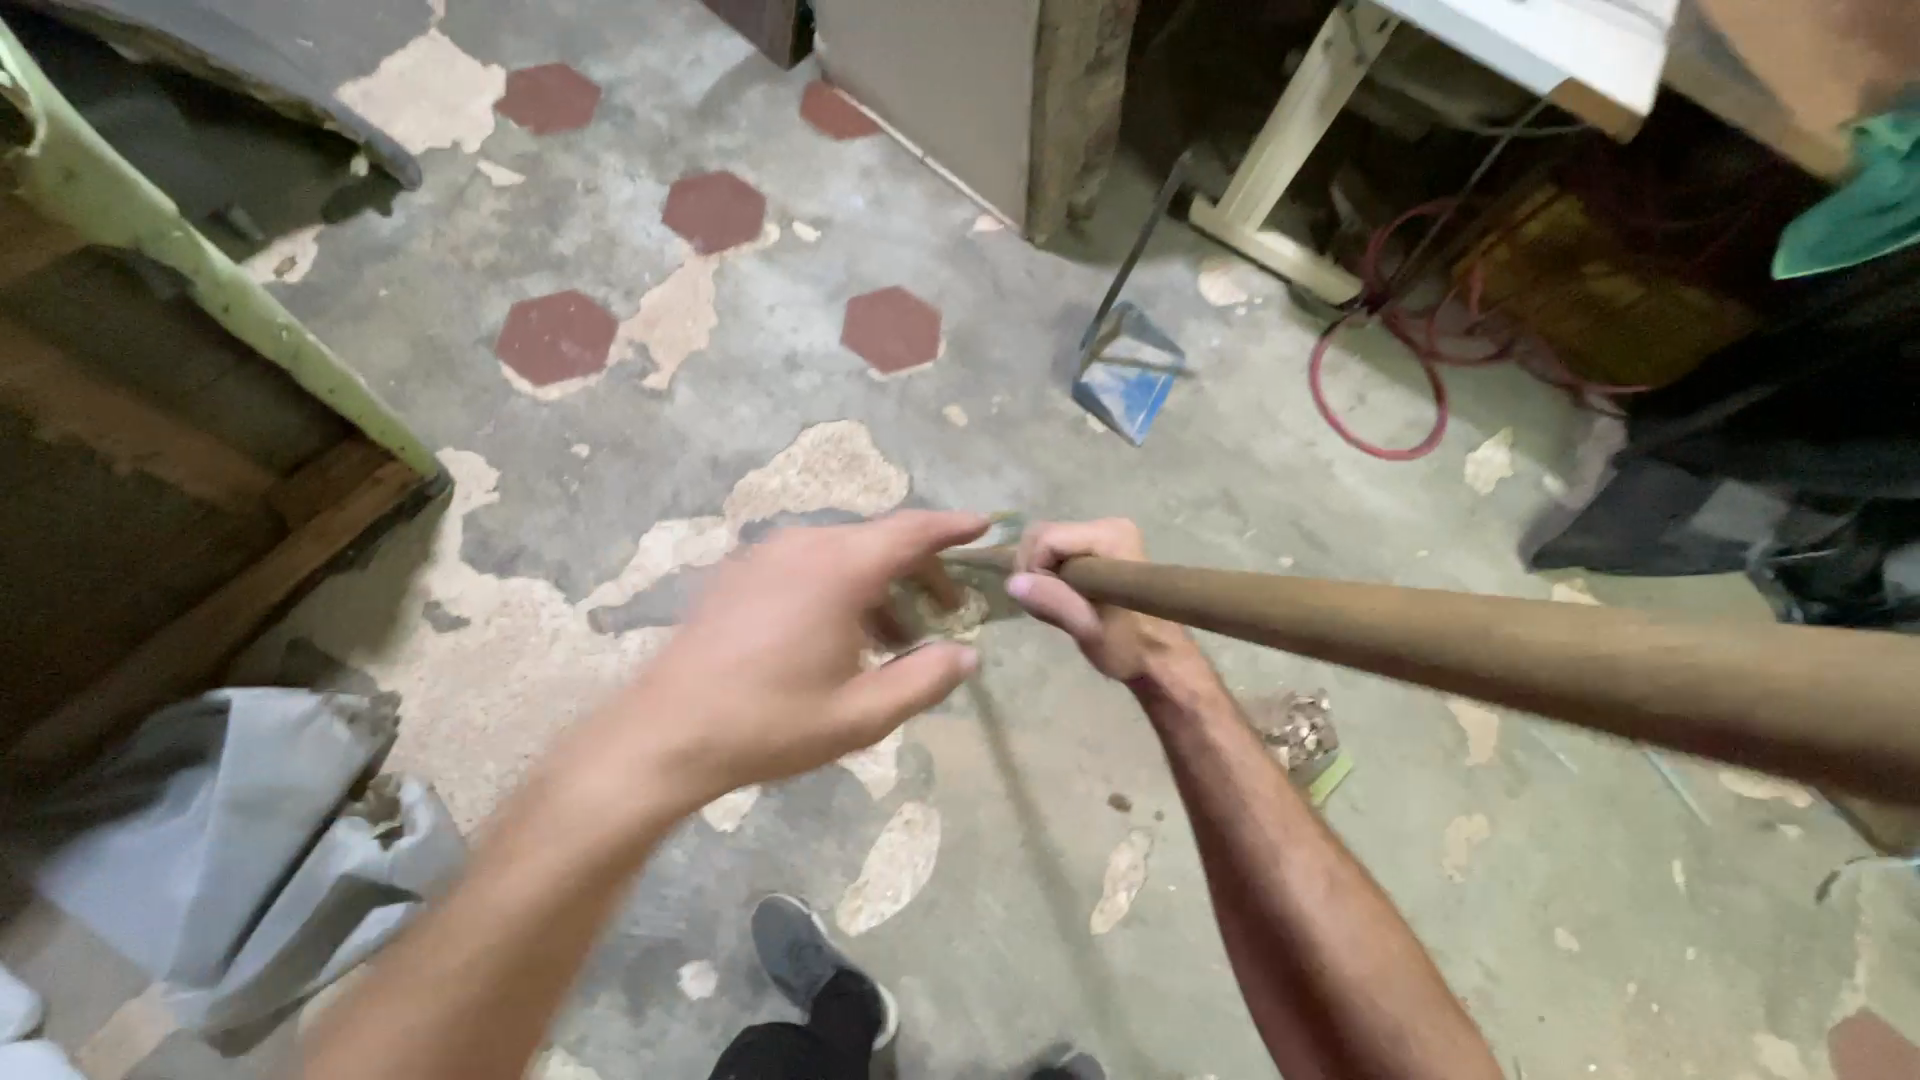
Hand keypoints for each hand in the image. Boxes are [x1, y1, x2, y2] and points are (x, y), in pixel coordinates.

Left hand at [562, 511, 987, 817]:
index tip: (984, 526)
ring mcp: (764, 555)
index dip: (952, 527)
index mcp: (839, 568)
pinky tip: (839, 635)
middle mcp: (804, 545)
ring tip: (895, 638)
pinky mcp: (738, 573)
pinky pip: (806, 564)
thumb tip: (967, 656)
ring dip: (878, 584)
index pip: (912, 530)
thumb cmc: (770, 723)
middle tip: (947, 611)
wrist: (665, 733)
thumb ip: (924, 681)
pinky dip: (840, 586)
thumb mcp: (861, 716)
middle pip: (879, 541)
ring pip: (841, 553)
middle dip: (920, 570)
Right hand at [1007, 519, 1201, 683]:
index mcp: (1110, 537)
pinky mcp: (1098, 548)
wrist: (1160, 659)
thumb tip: (1013, 582)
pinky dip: (1050, 576)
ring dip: (1041, 576)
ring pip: (1044, 545)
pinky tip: (1066, 600)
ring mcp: (1104, 534)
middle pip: (1041, 536)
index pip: (1045, 538)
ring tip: (1060, 608)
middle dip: (1034, 571)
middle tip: (1049, 607)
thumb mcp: (1089, 630)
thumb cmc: (1130, 647)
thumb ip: (1054, 603)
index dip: (1033, 570)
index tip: (1044, 605)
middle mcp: (1108, 526)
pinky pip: (1056, 553)